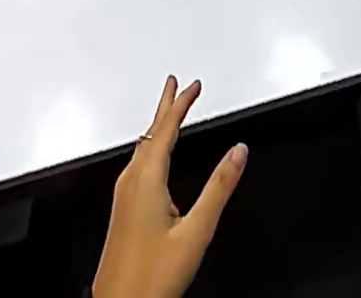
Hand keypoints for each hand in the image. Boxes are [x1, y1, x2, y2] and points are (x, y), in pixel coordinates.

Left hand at [92, 76, 248, 297]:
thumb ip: (219, 187)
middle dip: (165, 105)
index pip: (166, 127)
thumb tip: (238, 151)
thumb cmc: (151, 278)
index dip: (181, 102)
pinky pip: (138, 162)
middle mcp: (131, 181)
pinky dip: (151, 145)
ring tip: (167, 113)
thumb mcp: (196, 231)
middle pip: (151, 131)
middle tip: (175, 83)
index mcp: (147, 178)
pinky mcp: (122, 208)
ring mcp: (123, 194)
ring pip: (143, 146)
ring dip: (157, 125)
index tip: (193, 85)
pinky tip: (154, 156)